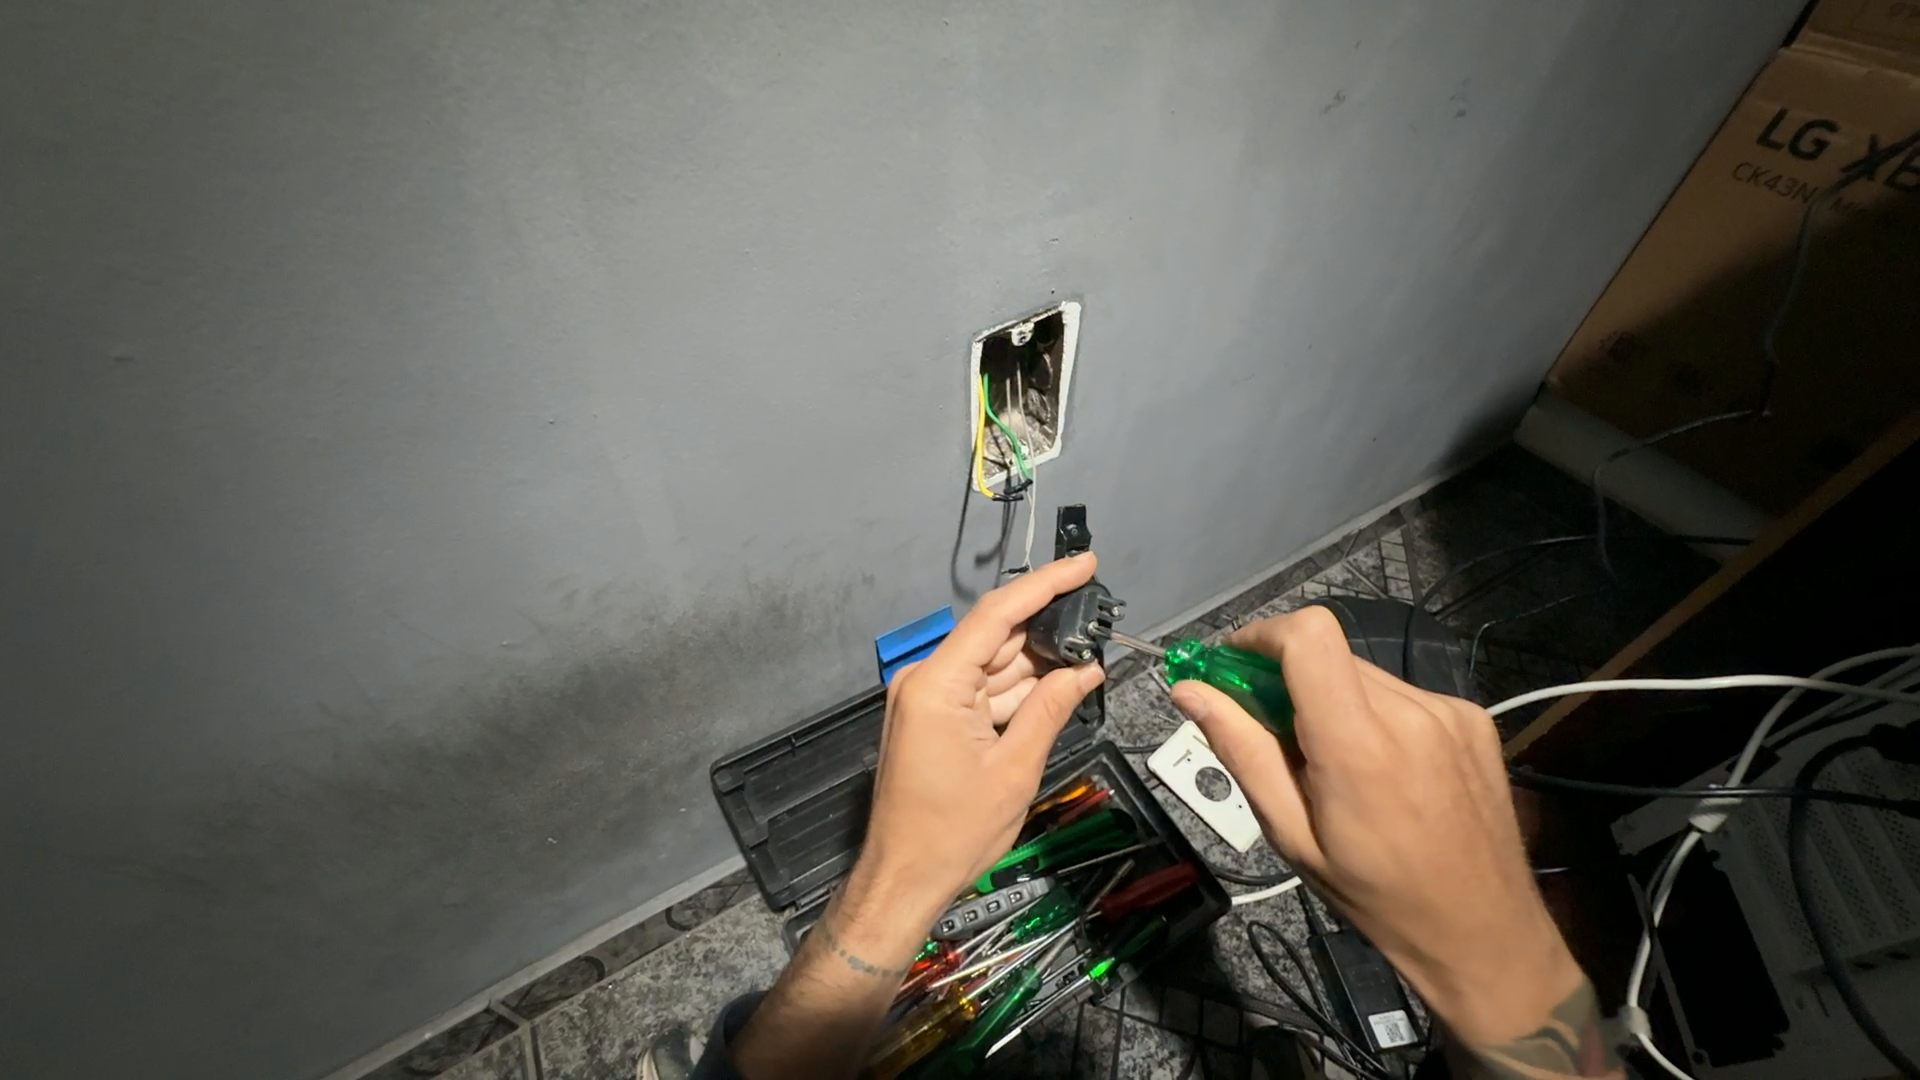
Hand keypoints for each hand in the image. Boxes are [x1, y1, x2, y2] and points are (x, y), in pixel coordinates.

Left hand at [845, 553, 1107, 930]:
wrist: (903, 878)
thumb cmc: (953, 834)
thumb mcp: (1015, 768)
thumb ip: (1051, 708)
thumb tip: (1086, 669)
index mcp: (938, 684)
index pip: (997, 615)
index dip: (1045, 584)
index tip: (1084, 565)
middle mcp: (926, 679)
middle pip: (996, 636)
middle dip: (1049, 627)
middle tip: (1097, 617)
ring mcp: (927, 696)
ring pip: (993, 663)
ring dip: (1038, 660)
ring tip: (1088, 650)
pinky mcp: (933, 715)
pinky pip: (982, 689)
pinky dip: (1017, 687)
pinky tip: (1057, 683)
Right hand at [1169, 607, 1581, 1045]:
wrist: (1486, 935)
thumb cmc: (1373, 893)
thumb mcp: (1289, 832)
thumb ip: (1240, 749)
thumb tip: (1187, 689)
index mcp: (1359, 743)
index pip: (1309, 636)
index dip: (1262, 635)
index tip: (1235, 666)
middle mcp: (1410, 712)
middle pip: (1326, 653)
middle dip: (1284, 675)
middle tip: (1269, 727)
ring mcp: (1449, 711)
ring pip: (1358, 671)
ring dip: (1327, 695)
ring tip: (1329, 757)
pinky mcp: (1472, 718)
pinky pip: (1396, 690)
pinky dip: (1368, 709)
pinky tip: (1378, 763)